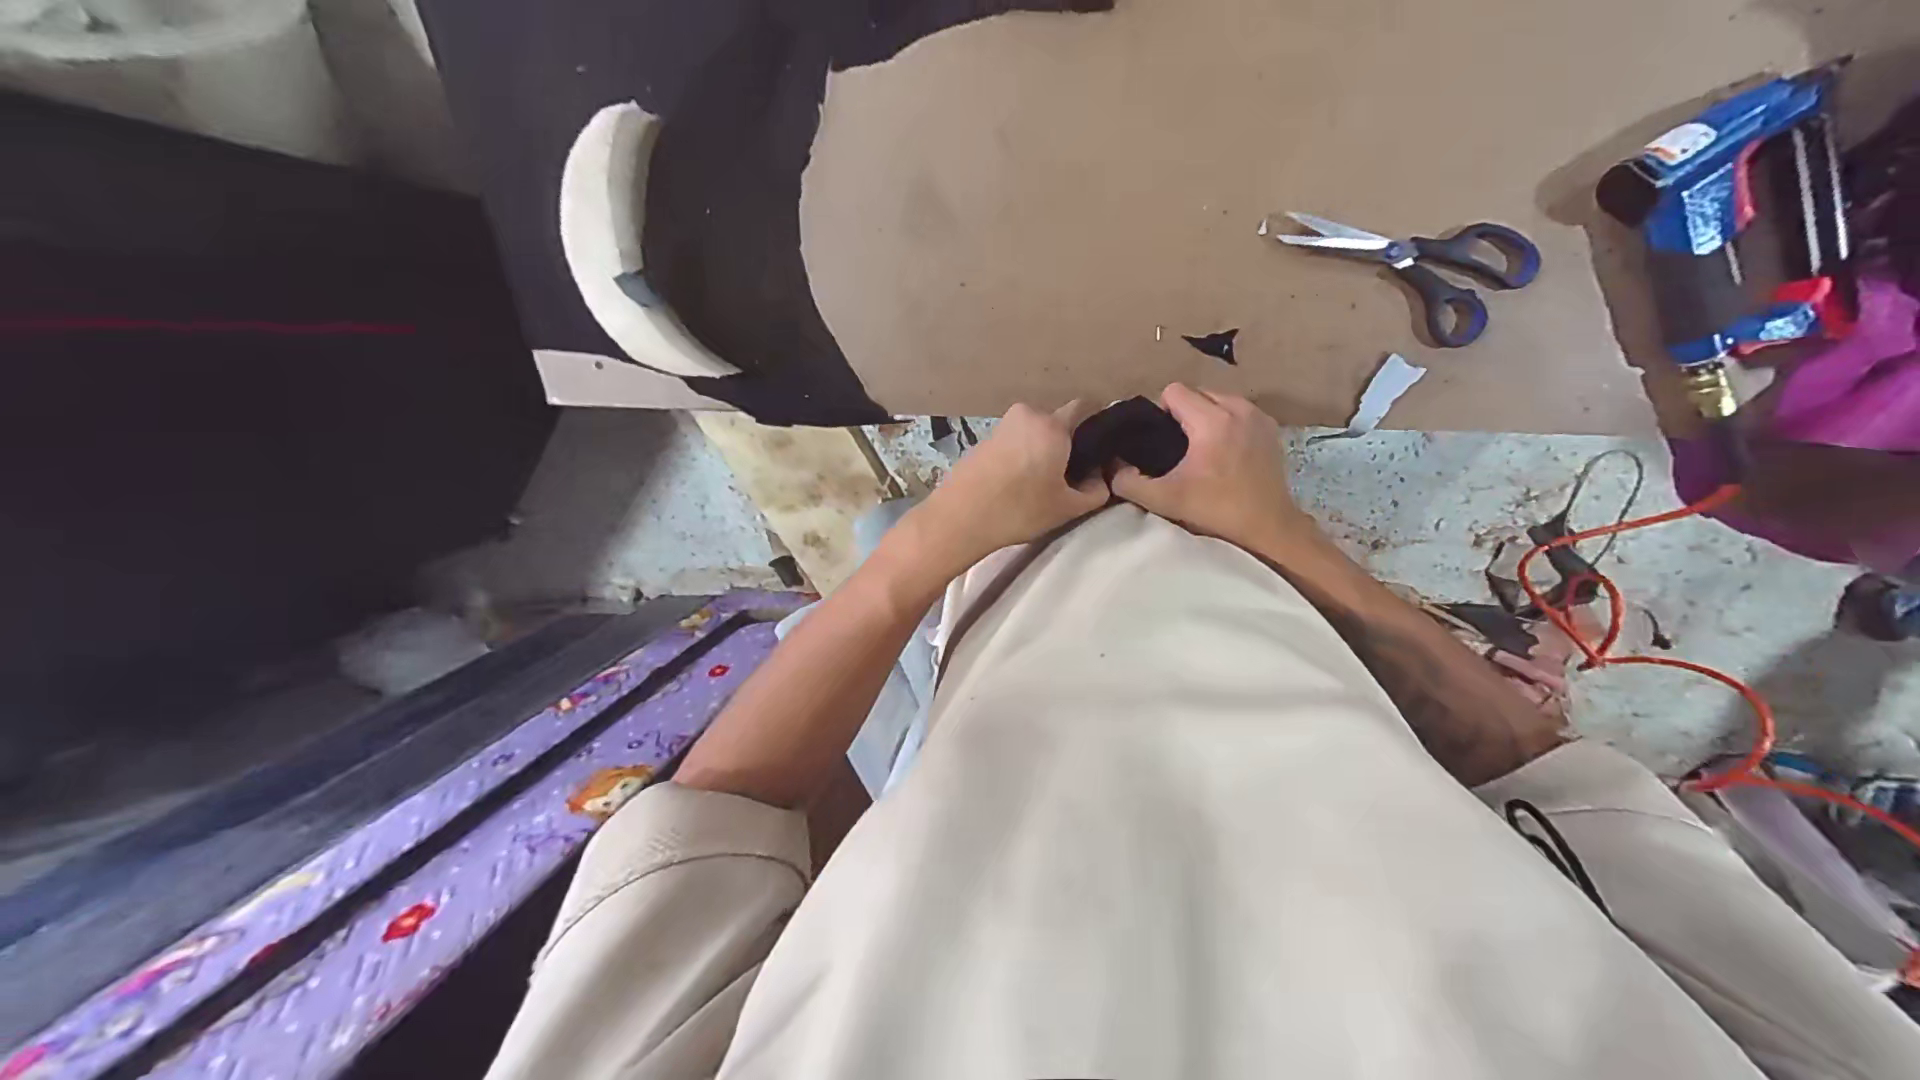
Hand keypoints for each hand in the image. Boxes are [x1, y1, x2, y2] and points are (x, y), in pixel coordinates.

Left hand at [910, 401, 1110, 566]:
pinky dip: (1022, 455)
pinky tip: (1018, 483)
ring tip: (1042, 483)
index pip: (1087, 407)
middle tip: (1071, 475)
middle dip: (1069, 443)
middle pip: (1059, 422)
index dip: (1098, 427)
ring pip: (1035, 432)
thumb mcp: (1067, 508)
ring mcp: (1002, 425)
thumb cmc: (1018, 510)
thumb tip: (1101, 477)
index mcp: (1052, 425)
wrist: (958, 518)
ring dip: (1043, 450)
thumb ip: (1096, 490)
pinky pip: (1015, 440)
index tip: (1099, 453)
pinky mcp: (984, 439)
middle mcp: (1027, 415)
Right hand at [1111, 384, 1314, 555]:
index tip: (1159, 439)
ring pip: (1218, 399)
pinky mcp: (1270, 428)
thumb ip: (1128, 482)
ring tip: (1198, 447)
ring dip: (1204, 416)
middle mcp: (1238, 409)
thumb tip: (1112, 466)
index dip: (1159, 412)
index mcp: (1212, 421)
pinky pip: (1238, 411)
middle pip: (1197, 392)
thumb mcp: (1164, 500)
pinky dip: (1226, 423)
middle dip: (1183, 413)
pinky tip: (1222, 450)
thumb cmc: (1215, 512)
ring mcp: (1258, 417)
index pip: (1174, 391)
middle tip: (1175, 446)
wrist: (1267, 528)